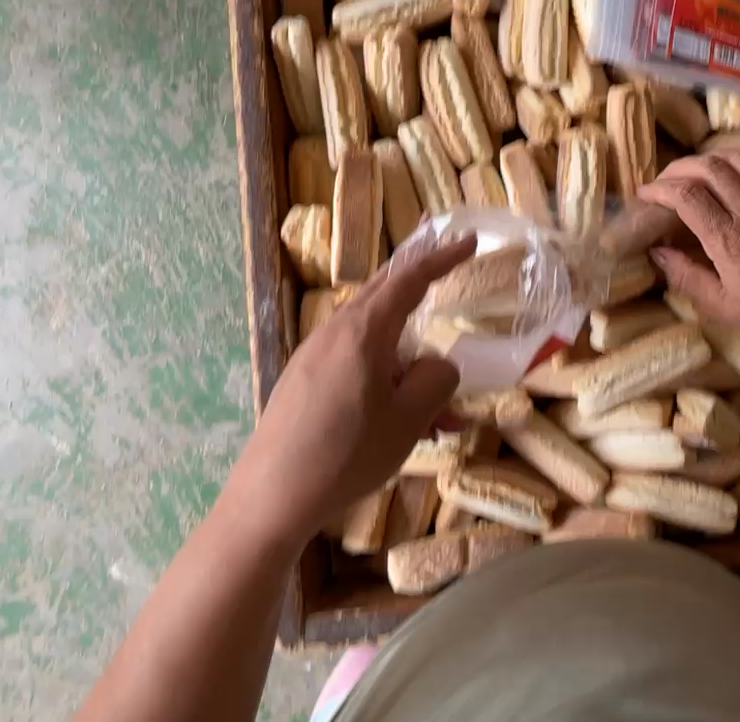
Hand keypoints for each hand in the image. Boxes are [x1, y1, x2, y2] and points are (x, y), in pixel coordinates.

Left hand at [225, 234, 476, 546]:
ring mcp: (314, 356)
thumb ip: (436, 379)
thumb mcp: (410, 418)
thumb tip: (435, 365)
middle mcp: (335, 331)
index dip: (443, 258)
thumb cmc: (347, 454)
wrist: (270, 499)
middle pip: (385, 294)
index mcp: (364, 330)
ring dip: (408, 363)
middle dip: (420, 283)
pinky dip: (384, 379)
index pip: (410, 278)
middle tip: (446, 264)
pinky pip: (354, 364)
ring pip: (374, 340)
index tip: (469, 241)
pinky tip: (397, 426)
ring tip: (436, 419)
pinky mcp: (303, 382)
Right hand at [638, 154, 739, 355]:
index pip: (687, 196)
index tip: (644, 195)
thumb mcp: (723, 308)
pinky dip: (739, 160)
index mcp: (730, 240)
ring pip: (735, 159)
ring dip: (706, 160)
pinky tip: (730, 172)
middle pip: (708, 168)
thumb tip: (657, 253)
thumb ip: (687, 278)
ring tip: (692, 173)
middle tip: (662, 183)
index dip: (659, 189)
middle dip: (677, 169)